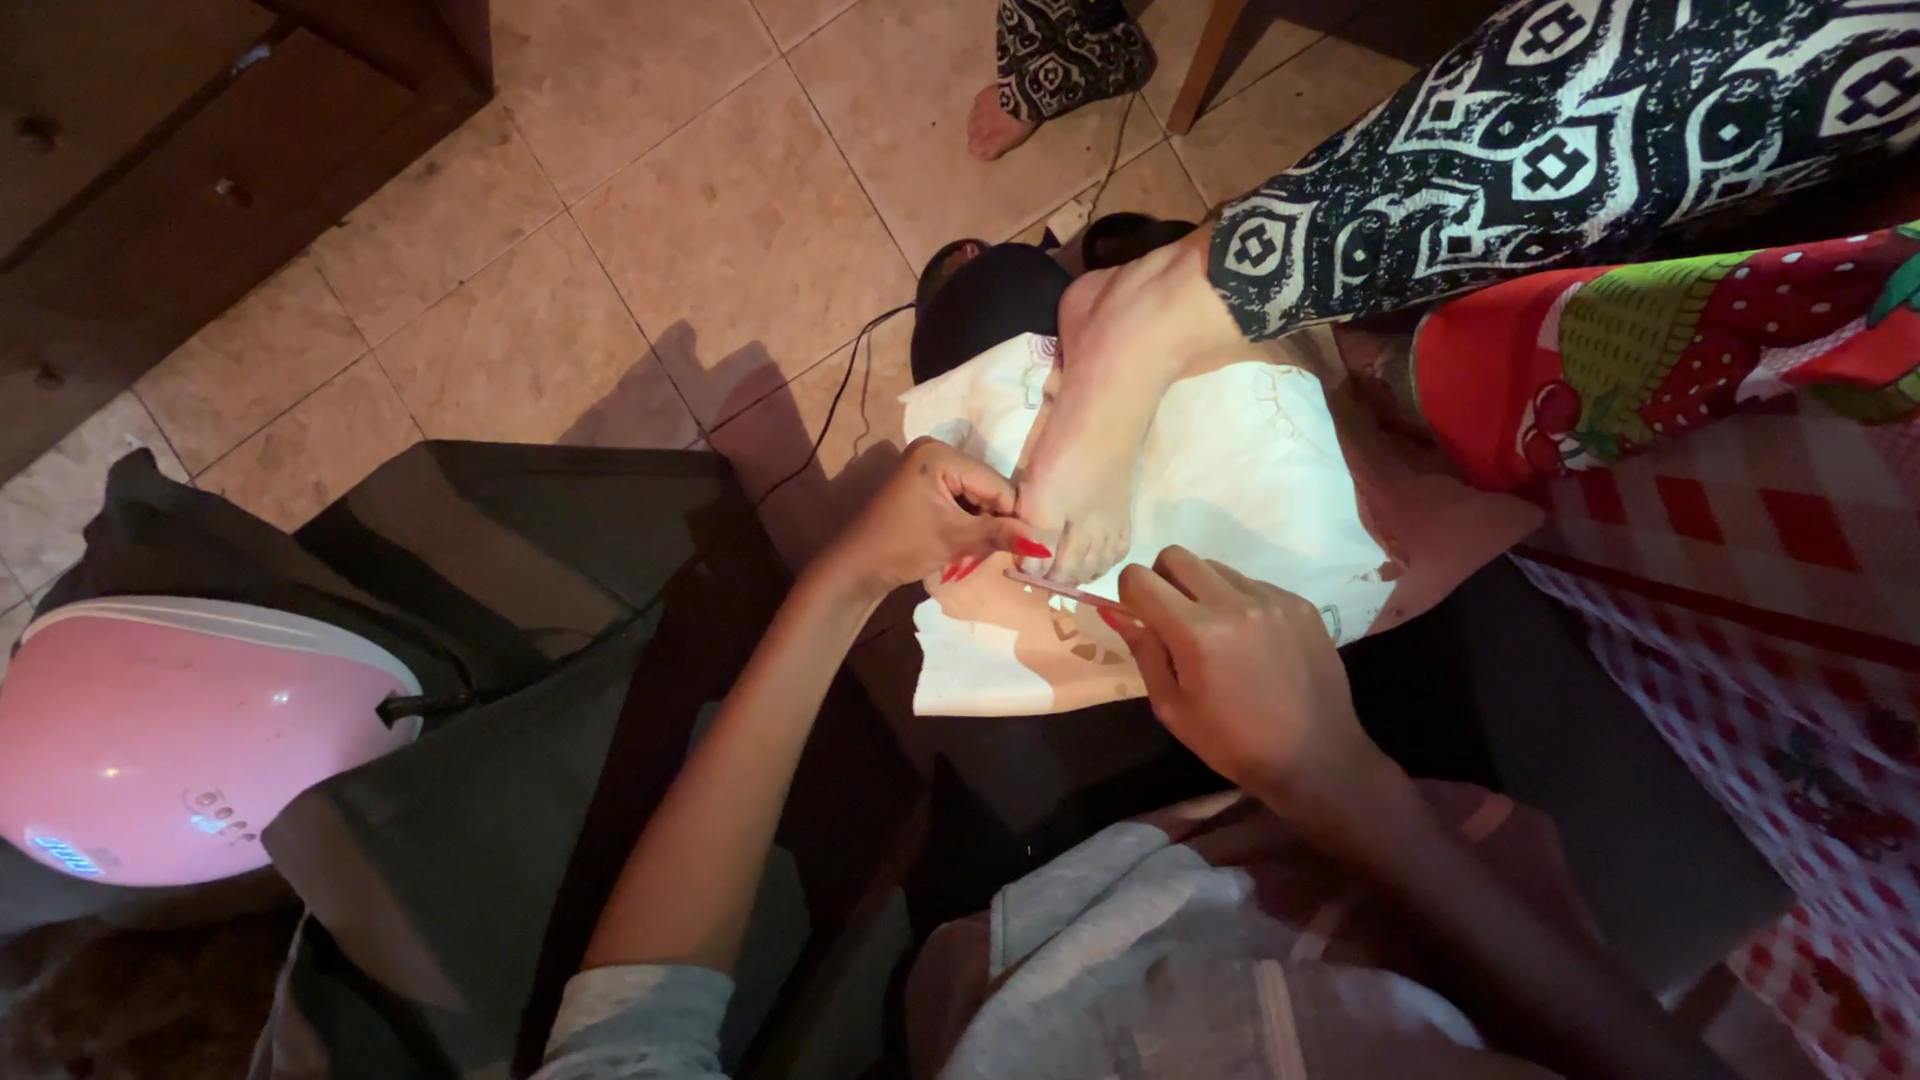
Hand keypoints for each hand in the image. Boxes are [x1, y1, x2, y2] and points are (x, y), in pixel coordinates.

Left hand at [819, 438, 1050, 598]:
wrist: (857, 566)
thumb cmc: (903, 546)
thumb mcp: (954, 539)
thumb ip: (999, 536)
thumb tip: (1043, 546)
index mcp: (940, 453)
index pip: (996, 483)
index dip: (1011, 515)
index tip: (1024, 546)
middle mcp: (935, 449)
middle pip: (987, 486)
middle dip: (994, 519)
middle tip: (997, 551)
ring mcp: (928, 465)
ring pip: (976, 494)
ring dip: (982, 522)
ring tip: (977, 548)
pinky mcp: (924, 481)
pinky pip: (961, 497)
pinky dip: (968, 520)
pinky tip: (964, 540)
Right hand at [1103, 547, 1400, 831]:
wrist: (1315, 758)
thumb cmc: (1232, 742)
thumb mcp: (1171, 707)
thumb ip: (1143, 651)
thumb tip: (1117, 611)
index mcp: (1196, 632)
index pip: (1140, 577)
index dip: (1130, 595)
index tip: (1140, 618)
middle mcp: (1233, 603)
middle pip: (1176, 556)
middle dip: (1162, 580)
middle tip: (1172, 618)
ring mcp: (1271, 599)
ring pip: (1215, 567)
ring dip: (1202, 590)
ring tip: (1216, 632)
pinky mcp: (1298, 603)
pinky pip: (1251, 583)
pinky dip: (1238, 602)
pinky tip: (1250, 641)